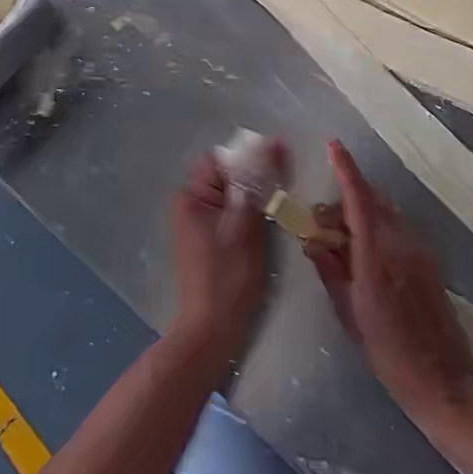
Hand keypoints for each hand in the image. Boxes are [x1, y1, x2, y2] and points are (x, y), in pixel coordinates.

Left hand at [170, 148, 274, 355]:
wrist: (213, 329)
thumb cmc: (229, 277)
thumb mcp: (247, 224)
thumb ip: (257, 182)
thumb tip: (272, 144)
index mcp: (192, 196)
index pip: (223, 159)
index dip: (251, 156)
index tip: (280, 160)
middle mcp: (189, 204)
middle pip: (226, 174)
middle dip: (255, 174)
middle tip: (283, 183)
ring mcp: (196, 222)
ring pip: (230, 192)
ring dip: (254, 192)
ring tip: (278, 199)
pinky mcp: (207, 238)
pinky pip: (230, 210)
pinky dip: (248, 209)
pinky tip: (266, 218)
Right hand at [303, 141, 472, 418]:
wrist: (445, 380)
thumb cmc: (390, 354)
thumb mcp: (350, 315)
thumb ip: (330, 272)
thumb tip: (312, 241)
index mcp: (376, 257)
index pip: (360, 201)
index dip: (346, 170)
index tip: (334, 145)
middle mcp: (401, 244)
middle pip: (372, 200)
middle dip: (346, 199)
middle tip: (323, 227)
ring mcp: (419, 250)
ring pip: (386, 212)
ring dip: (362, 213)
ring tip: (342, 243)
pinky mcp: (428, 259)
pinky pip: (397, 228)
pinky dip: (377, 227)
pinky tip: (366, 254)